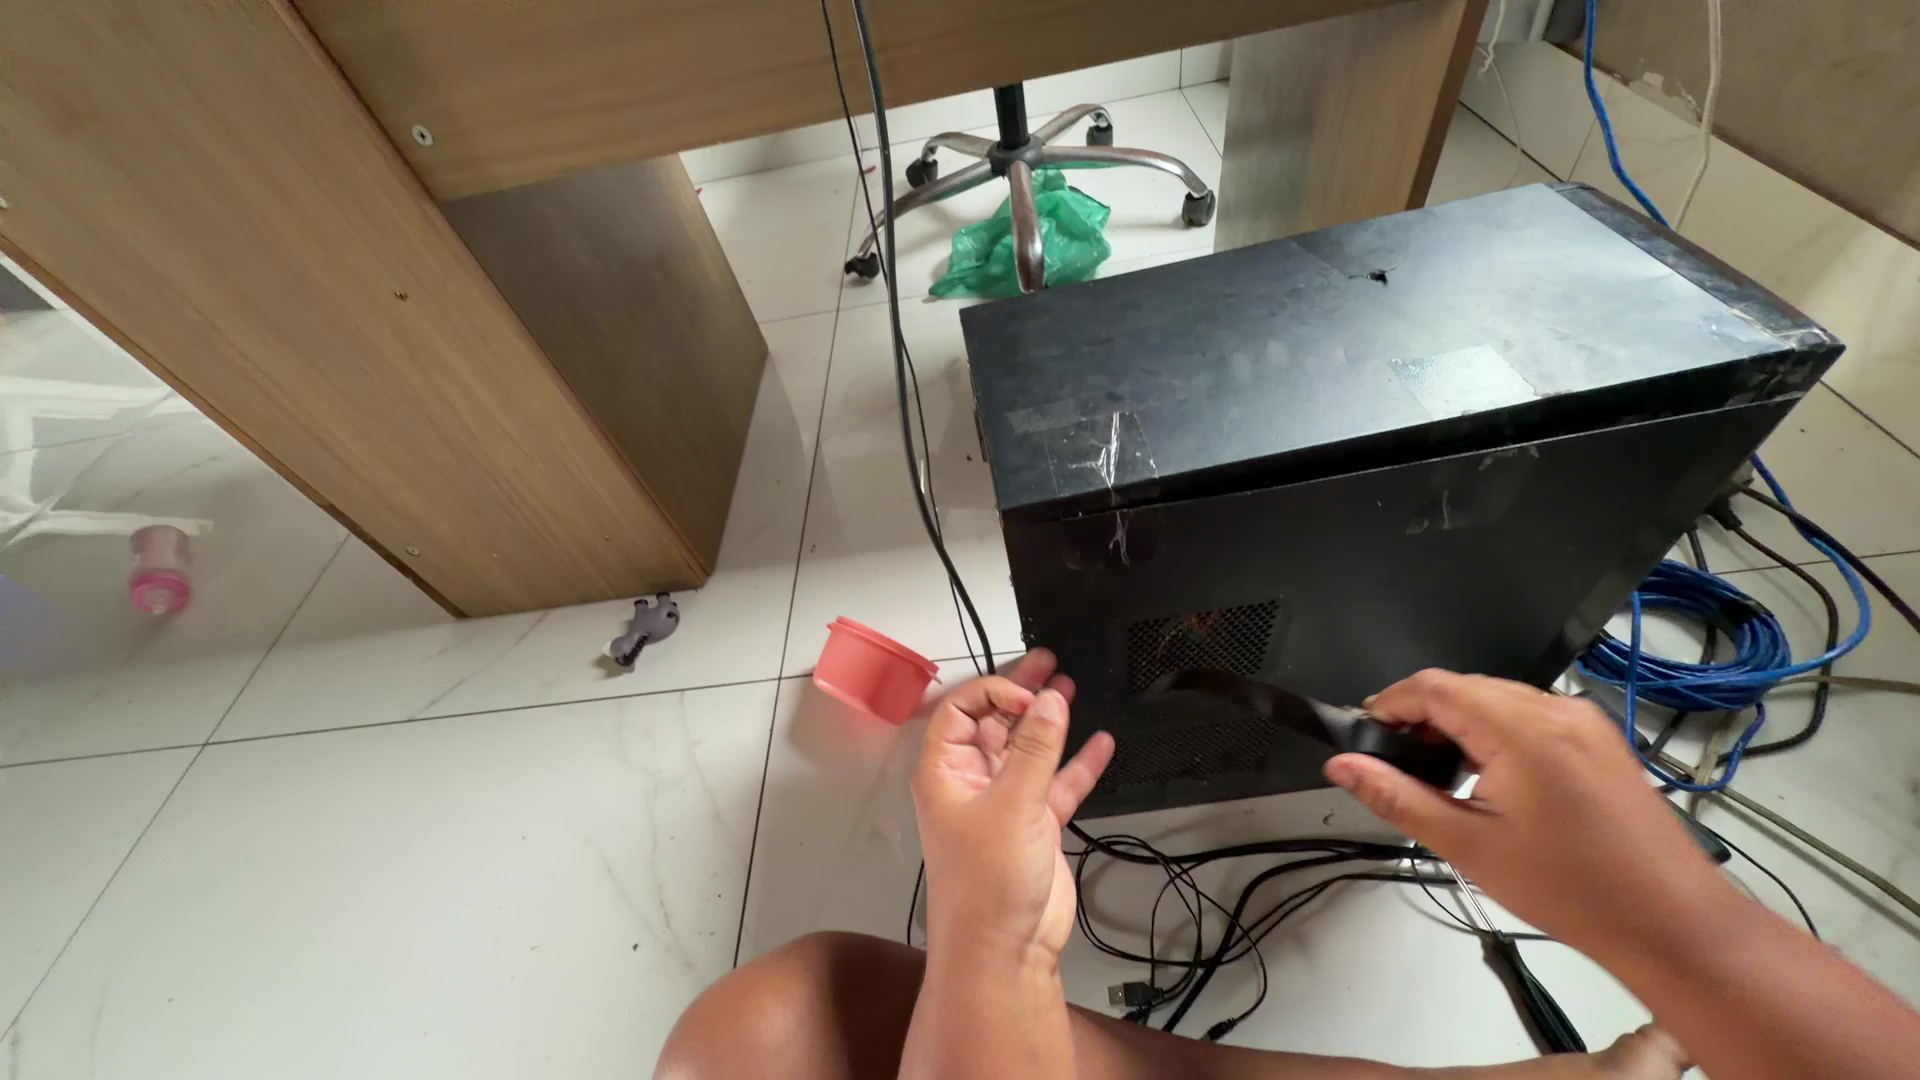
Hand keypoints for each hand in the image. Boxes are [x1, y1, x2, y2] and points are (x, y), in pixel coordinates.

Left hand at [910, 649, 1114, 968]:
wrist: (1006, 950)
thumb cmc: (987, 880)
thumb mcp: (1011, 804)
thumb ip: (1035, 749)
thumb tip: (1049, 699)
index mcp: (946, 770)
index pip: (961, 709)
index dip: (993, 692)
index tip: (1030, 695)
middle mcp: (971, 779)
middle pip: (994, 722)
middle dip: (1020, 692)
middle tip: (1048, 662)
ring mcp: (1004, 800)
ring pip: (1027, 748)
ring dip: (1048, 721)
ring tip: (1069, 686)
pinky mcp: (1034, 823)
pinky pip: (1056, 782)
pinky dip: (1077, 764)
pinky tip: (1099, 742)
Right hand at [1322, 670, 1735, 954]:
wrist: (1676, 928)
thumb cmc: (1569, 889)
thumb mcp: (1466, 844)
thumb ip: (1394, 796)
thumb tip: (1339, 764)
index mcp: (1523, 730)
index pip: (1433, 686)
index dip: (1389, 703)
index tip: (1366, 736)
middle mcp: (1557, 711)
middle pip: (1462, 686)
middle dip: (1420, 716)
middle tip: (1397, 762)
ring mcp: (1584, 722)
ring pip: (1493, 697)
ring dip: (1455, 723)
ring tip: (1438, 774)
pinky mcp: (1598, 739)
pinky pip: (1525, 713)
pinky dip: (1491, 731)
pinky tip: (1485, 775)